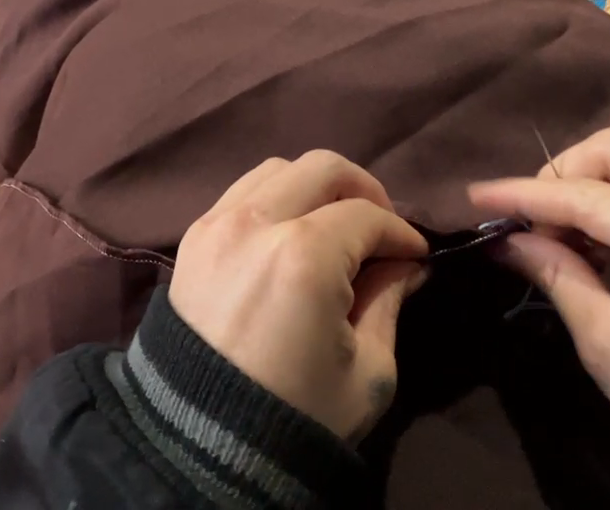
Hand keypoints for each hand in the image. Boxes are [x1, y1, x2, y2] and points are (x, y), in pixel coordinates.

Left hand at [169, 150, 429, 439]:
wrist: (199, 442)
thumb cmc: (296, 413)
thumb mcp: (367, 370)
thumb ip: (388, 300)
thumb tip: (406, 263)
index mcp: (303, 255)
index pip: (366, 215)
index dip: (400, 231)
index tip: (416, 254)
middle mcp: (256, 222)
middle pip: (322, 167)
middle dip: (363, 189)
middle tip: (379, 228)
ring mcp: (217, 223)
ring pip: (277, 169)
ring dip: (314, 186)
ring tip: (334, 224)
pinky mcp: (193, 235)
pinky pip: (241, 190)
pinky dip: (274, 196)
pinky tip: (290, 230)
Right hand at [469, 129, 609, 506]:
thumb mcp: (609, 347)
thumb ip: (557, 273)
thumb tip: (508, 237)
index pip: (590, 195)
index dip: (525, 193)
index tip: (476, 196)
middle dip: (565, 173)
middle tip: (533, 218)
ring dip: (598, 186)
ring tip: (566, 236)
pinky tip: (609, 244)